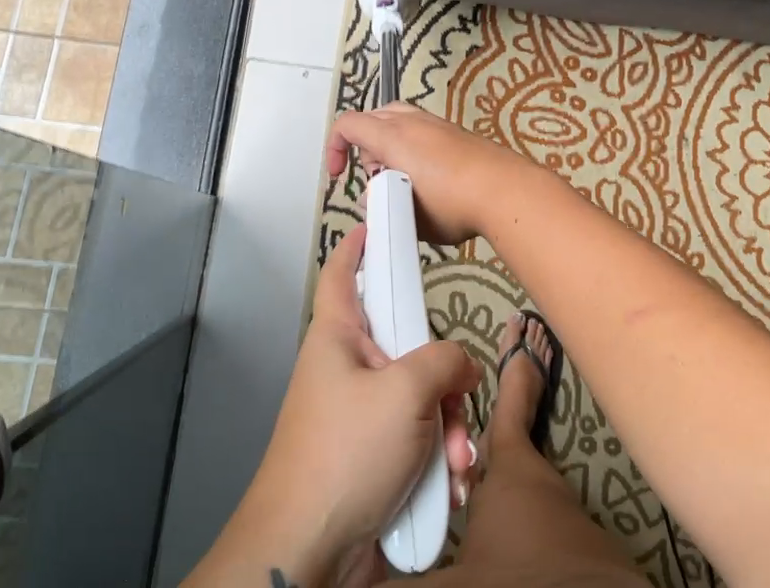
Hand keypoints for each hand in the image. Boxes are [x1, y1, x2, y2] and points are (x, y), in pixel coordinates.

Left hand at [205, 226, 480, 584]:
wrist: (309, 551)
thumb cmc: (346, 454)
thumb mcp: (405, 391)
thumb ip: (445, 360)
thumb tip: (460, 367)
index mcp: (338, 338)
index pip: (344, 272)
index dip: (360, 242)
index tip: (379, 218)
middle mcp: (349, 370)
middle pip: (410, 346)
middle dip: (446, 381)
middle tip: (456, 404)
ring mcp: (363, 417)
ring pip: (424, 400)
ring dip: (450, 431)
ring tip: (454, 463)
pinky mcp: (376, 458)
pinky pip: (420, 442)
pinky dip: (440, 462)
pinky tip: (449, 488)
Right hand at [323, 103, 547, 244]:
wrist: (507, 192)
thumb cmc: (453, 205)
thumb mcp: (407, 216)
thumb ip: (383, 206)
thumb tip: (374, 199)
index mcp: (393, 137)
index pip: (348, 125)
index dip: (334, 147)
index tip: (337, 175)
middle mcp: (413, 122)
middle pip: (373, 118)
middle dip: (365, 147)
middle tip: (377, 180)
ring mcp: (439, 124)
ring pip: (400, 121)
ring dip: (391, 145)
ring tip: (403, 180)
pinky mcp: (459, 134)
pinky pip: (424, 131)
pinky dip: (415, 148)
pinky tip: (430, 179)